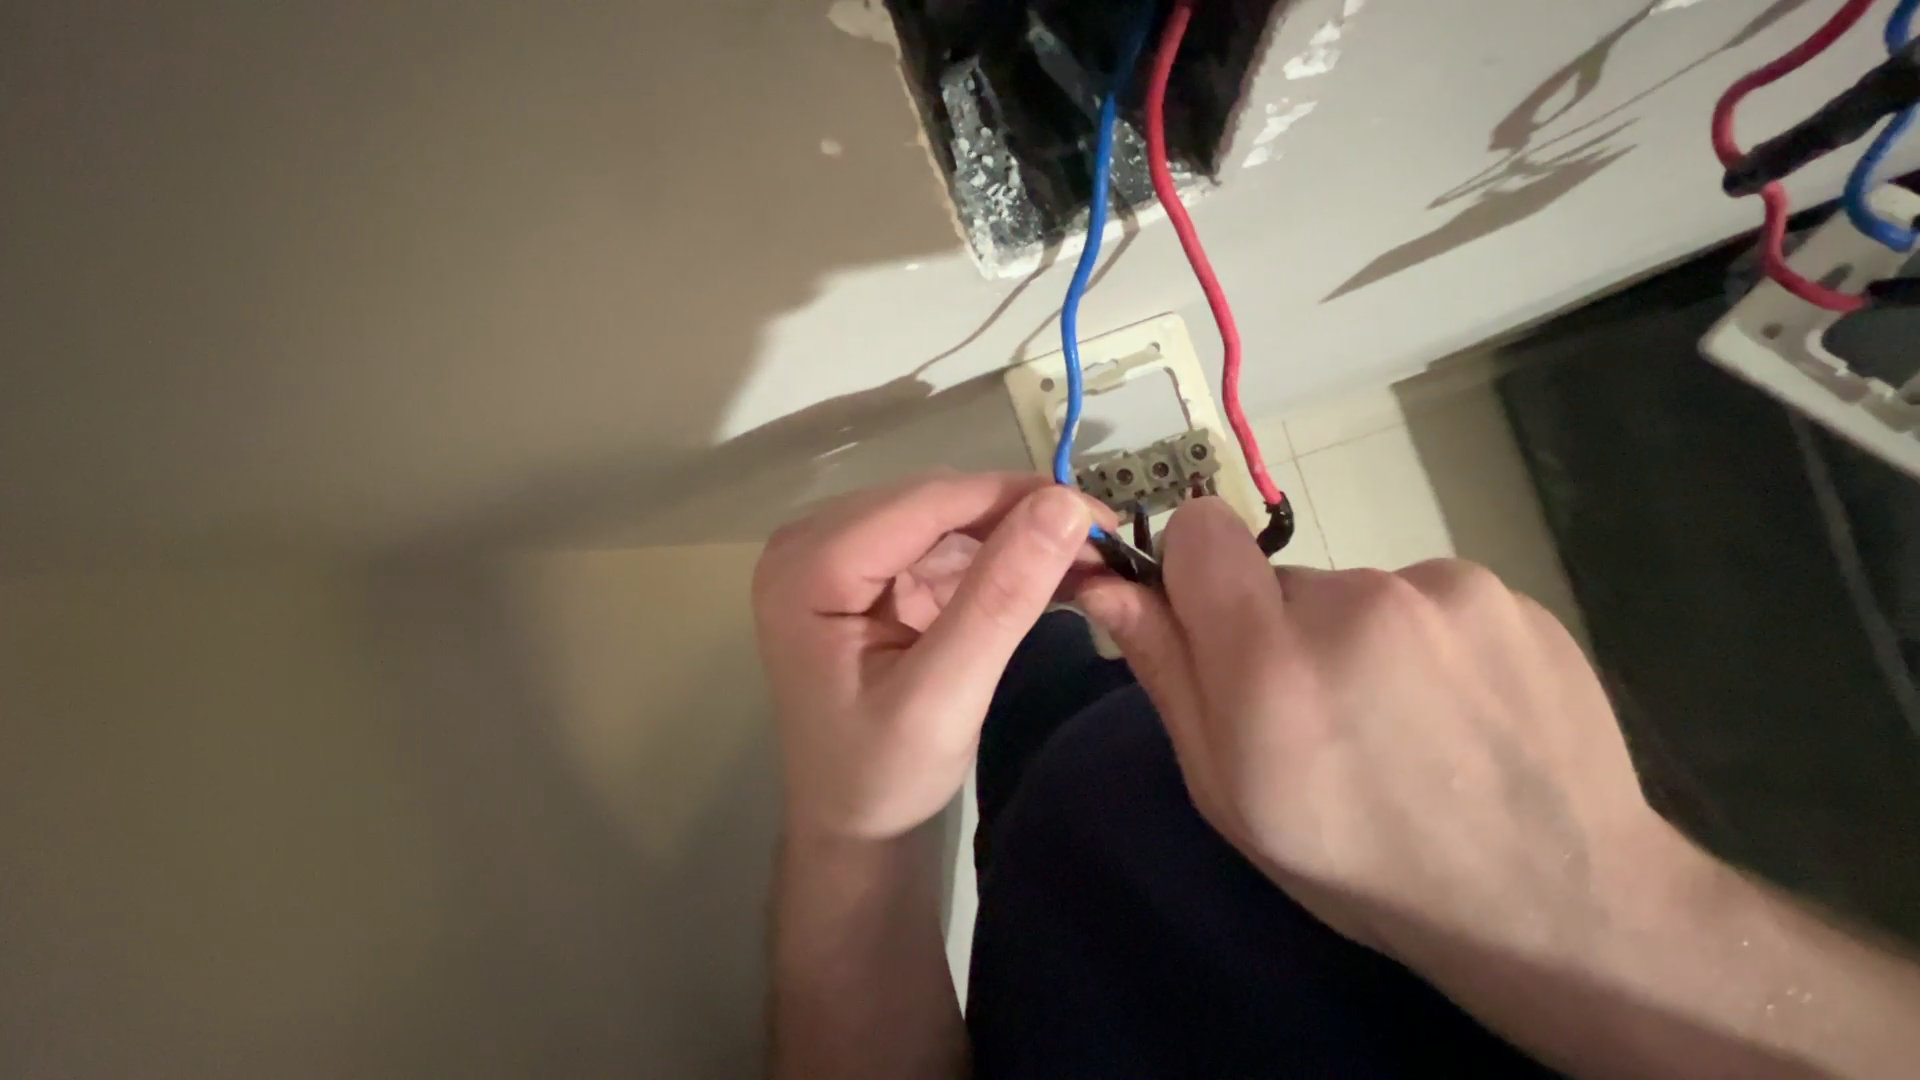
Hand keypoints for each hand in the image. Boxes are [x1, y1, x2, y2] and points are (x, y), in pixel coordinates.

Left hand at [753, 471, 1111, 840]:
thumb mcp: (943, 697)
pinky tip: (1051, 573)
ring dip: (1018, 536)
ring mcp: (842, 554)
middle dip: (1021, 518)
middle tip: (1103, 546)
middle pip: (936, 502)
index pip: (924, 502)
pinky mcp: (874, 573)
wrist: (851, 820)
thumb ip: (999, 600)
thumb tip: (1065, 507)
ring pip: (948, 518)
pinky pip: (946, 545)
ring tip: (1088, 561)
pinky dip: (1001, 558)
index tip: (1099, 517)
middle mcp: (815, 543)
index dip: (1015, 497)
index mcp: (808, 567)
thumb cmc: (880, 776)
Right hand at [1076, 497, 1686, 985]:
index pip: (1199, 530)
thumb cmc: (1354, 859)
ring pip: (1350, 589)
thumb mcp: (1226, 787)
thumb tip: (1104, 583)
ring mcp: (1441, 591)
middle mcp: (1355, 603)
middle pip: (1273, 574)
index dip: (1192, 567)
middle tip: (1317, 710)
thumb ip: (1165, 671)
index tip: (1212, 624)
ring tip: (1396, 717)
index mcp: (1271, 664)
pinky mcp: (1503, 593)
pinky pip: (1421, 595)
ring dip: (1350, 636)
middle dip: (1275, 626)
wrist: (1553, 902)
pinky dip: (1418, 639)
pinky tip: (1451, 708)